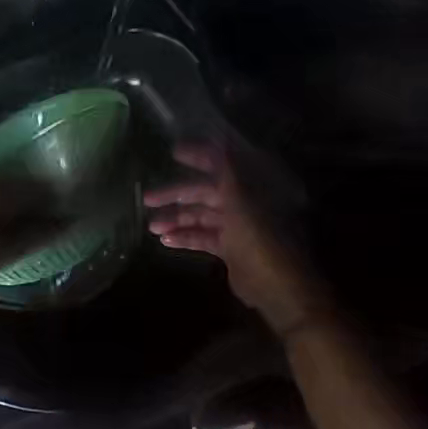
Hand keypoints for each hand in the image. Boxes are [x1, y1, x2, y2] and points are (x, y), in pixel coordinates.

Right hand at [143, 144, 330, 334]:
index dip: (201, 157)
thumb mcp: (242, 203)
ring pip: (202, 217)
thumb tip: (218, 140)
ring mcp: (239, 227)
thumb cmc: (262, 242)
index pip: (225, 165)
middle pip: (207, 193)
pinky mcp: (231, 249)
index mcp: (254, 190)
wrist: (279, 289)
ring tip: (152, 227)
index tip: (173, 153)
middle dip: (177, 195)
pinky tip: (165, 241)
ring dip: (176, 219)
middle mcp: (247, 204)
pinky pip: (204, 237)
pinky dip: (185, 237)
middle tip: (148, 198)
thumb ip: (228, 172)